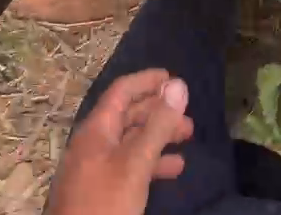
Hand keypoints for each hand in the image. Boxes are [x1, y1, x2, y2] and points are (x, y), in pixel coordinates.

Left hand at [45, 69, 193, 214]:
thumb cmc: (105, 202)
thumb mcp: (135, 163)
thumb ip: (158, 125)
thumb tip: (178, 84)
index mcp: (96, 129)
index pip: (121, 91)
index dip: (146, 81)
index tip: (172, 78)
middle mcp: (94, 142)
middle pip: (128, 115)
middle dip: (158, 111)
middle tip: (187, 115)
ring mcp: (95, 168)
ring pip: (131, 142)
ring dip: (158, 137)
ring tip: (186, 139)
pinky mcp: (100, 190)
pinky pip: (129, 165)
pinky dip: (151, 162)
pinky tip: (173, 169)